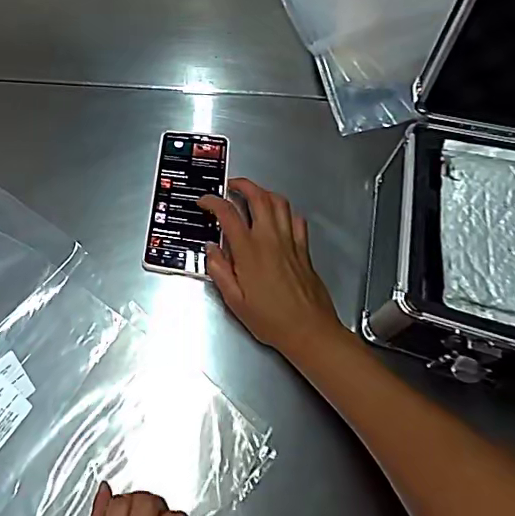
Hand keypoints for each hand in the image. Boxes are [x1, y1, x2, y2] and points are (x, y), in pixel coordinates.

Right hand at [197, 178, 349, 363]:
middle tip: (231, 185)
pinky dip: (285, 212)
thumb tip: (211, 250)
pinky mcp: (304, 249)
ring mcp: (290, 242)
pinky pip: (296, 219)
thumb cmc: (271, 320)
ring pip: (279, 203)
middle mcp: (270, 239)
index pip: (228, 213)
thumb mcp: (235, 300)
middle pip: (258, 197)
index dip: (213, 202)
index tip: (205, 202)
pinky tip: (279, 217)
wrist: (309, 331)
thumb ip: (220, 271)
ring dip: (264, 193)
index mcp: (249, 251)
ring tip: (253, 195)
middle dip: (242, 185)